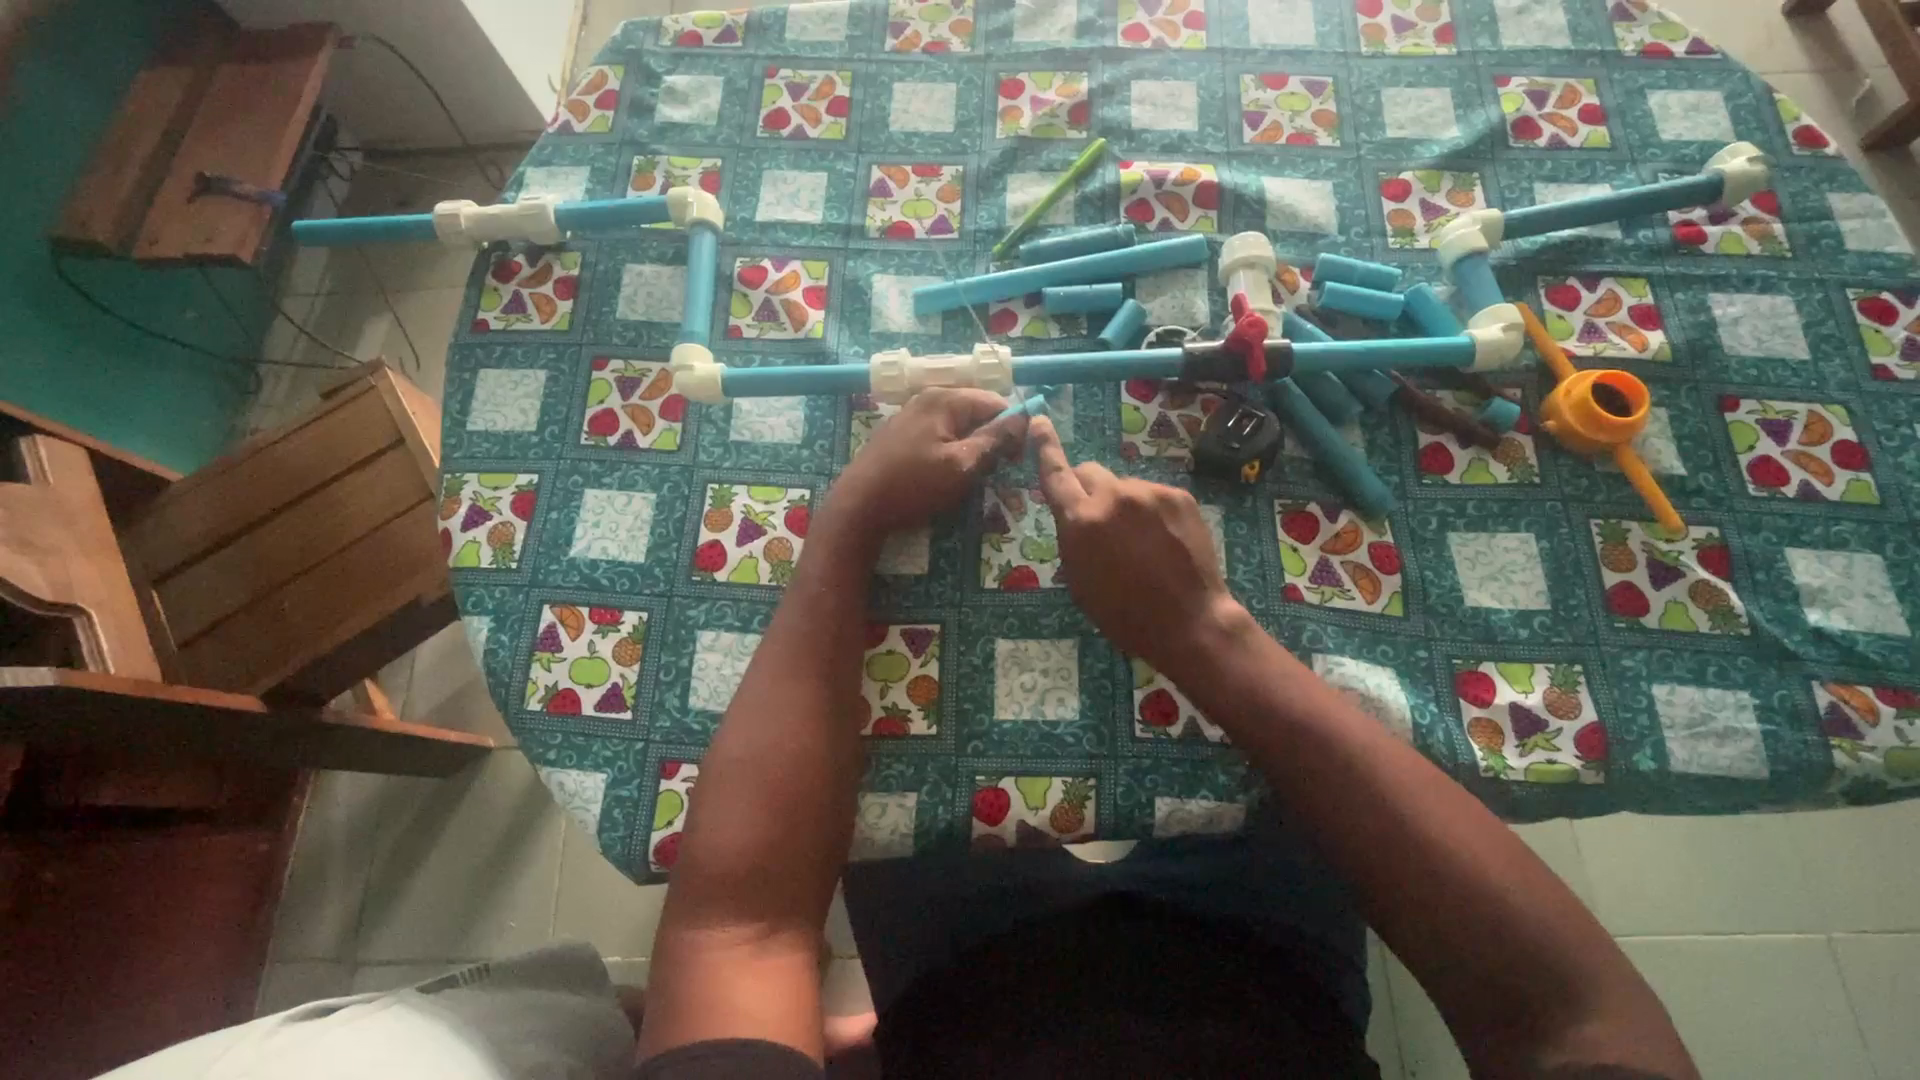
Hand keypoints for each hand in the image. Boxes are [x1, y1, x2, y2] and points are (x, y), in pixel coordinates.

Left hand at [828, 389, 1026, 536]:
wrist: (859, 507)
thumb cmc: (913, 486)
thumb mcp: (961, 465)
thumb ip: (995, 439)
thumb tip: (1024, 418)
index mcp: (945, 399)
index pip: (996, 402)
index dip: (1013, 428)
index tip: (1016, 460)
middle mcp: (927, 399)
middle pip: (975, 413)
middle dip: (991, 440)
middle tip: (995, 472)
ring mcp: (911, 417)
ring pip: (957, 428)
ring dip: (971, 450)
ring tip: (971, 478)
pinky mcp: (901, 437)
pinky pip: (937, 437)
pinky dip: (949, 453)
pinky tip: (945, 477)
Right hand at [1030, 416, 1247, 676]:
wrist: (1188, 621)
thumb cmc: (1123, 614)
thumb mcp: (1079, 581)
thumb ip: (1073, 538)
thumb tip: (1076, 517)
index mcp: (1080, 522)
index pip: (1055, 473)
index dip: (1044, 446)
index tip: (1039, 421)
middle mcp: (1113, 497)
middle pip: (1089, 473)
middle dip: (1087, 491)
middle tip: (1099, 524)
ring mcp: (1150, 493)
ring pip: (1124, 487)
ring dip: (1123, 506)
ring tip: (1141, 544)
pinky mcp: (1179, 496)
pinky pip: (1153, 496)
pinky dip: (1151, 513)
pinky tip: (1164, 542)